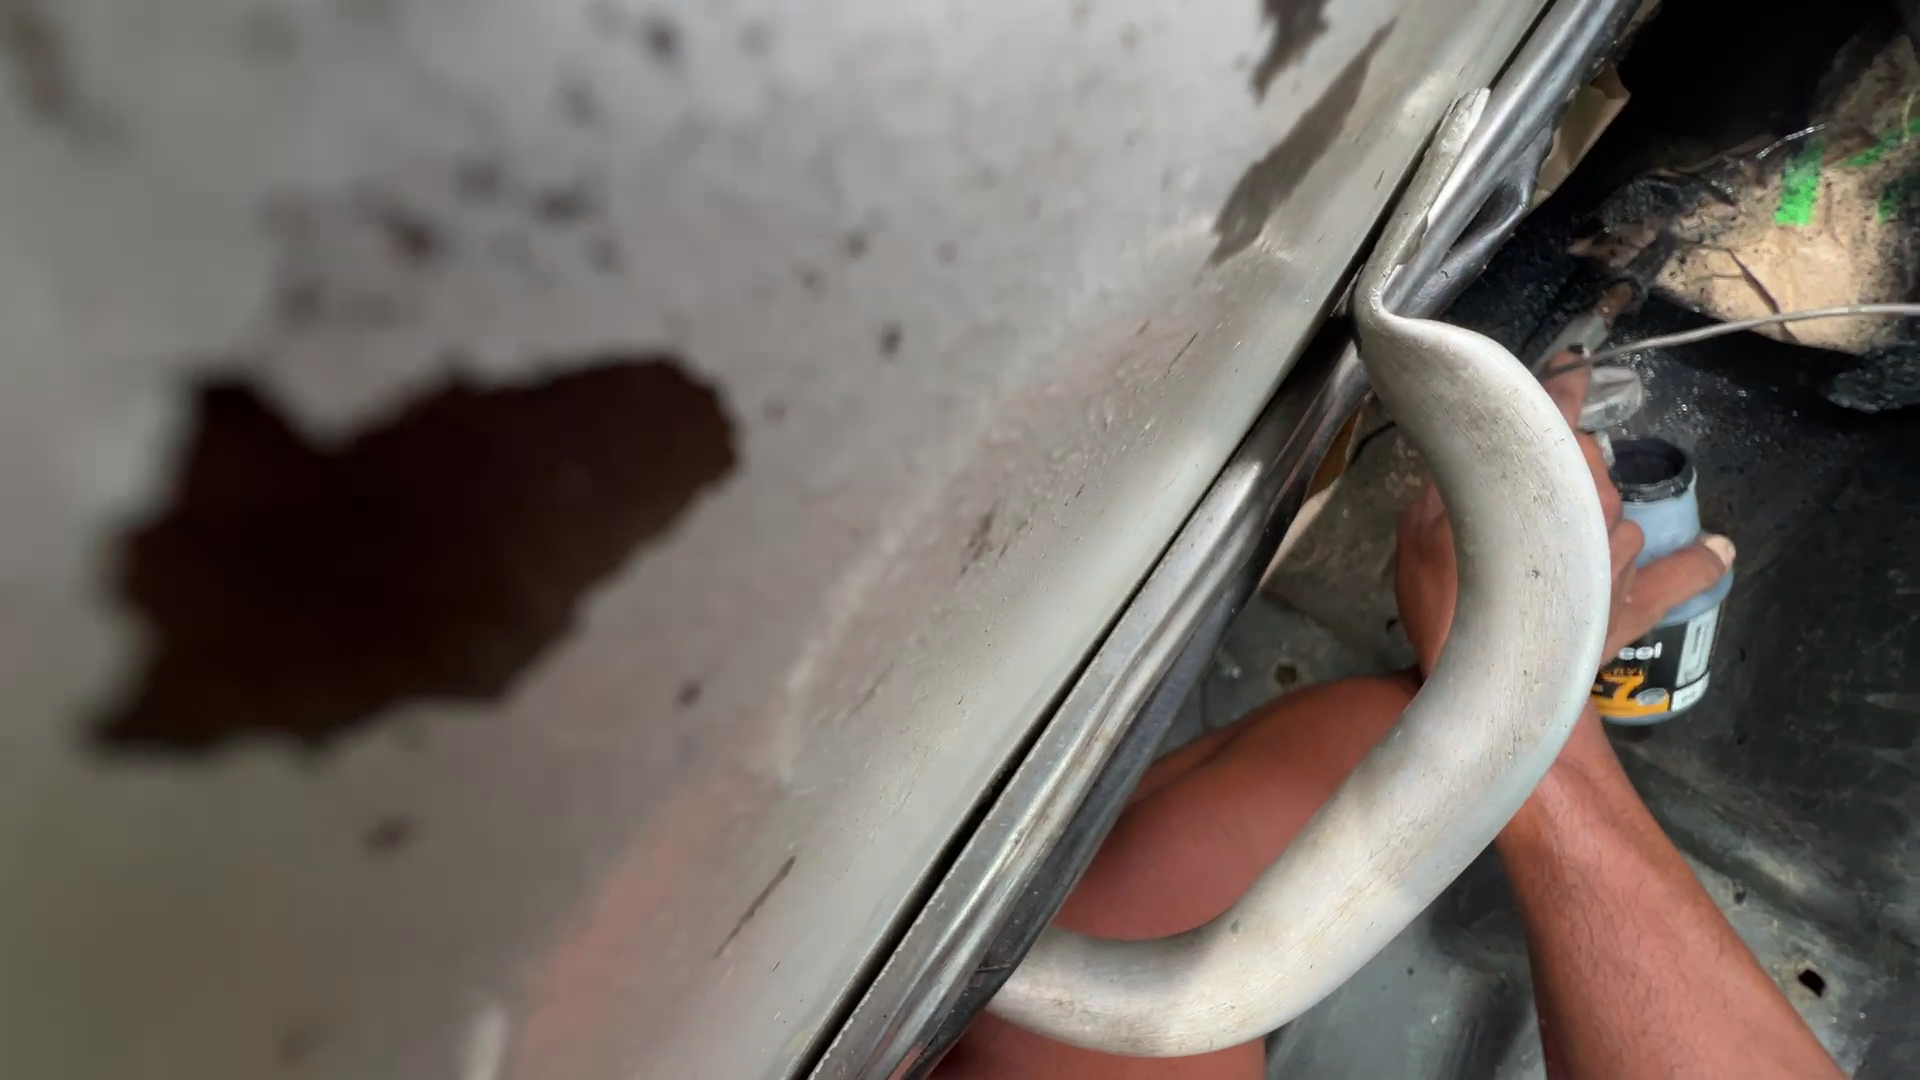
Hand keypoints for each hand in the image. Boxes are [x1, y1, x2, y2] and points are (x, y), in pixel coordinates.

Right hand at [1394, 360, 1733, 678]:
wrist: (1486, 682)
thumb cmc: (1445, 603)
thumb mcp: (1419, 530)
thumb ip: (1450, 484)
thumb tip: (1466, 451)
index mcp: (1545, 482)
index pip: (1560, 414)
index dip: (1562, 386)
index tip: (1568, 363)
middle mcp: (1596, 508)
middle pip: (1586, 464)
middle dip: (1559, 458)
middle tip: (1521, 474)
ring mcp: (1624, 554)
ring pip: (1617, 510)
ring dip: (1592, 508)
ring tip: (1557, 528)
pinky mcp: (1638, 599)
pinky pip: (1681, 569)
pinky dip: (1693, 560)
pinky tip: (1709, 551)